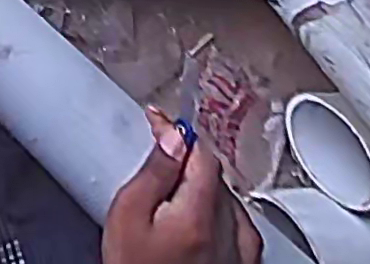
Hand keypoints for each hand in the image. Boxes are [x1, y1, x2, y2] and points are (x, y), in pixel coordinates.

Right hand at [103, 108, 261, 263]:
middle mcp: (229, 236)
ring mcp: (240, 256)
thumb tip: (174, 137)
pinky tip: (199, 207)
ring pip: (229, 197)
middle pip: (216, 174)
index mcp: (198, 216)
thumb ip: (155, 171)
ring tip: (175, 175)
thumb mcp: (129, 211)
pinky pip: (239, 224)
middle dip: (188, 154)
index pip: (201, 154)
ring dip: (203, 178)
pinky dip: (218, 205)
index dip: (178, 130)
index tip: (158, 120)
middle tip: (160, 141)